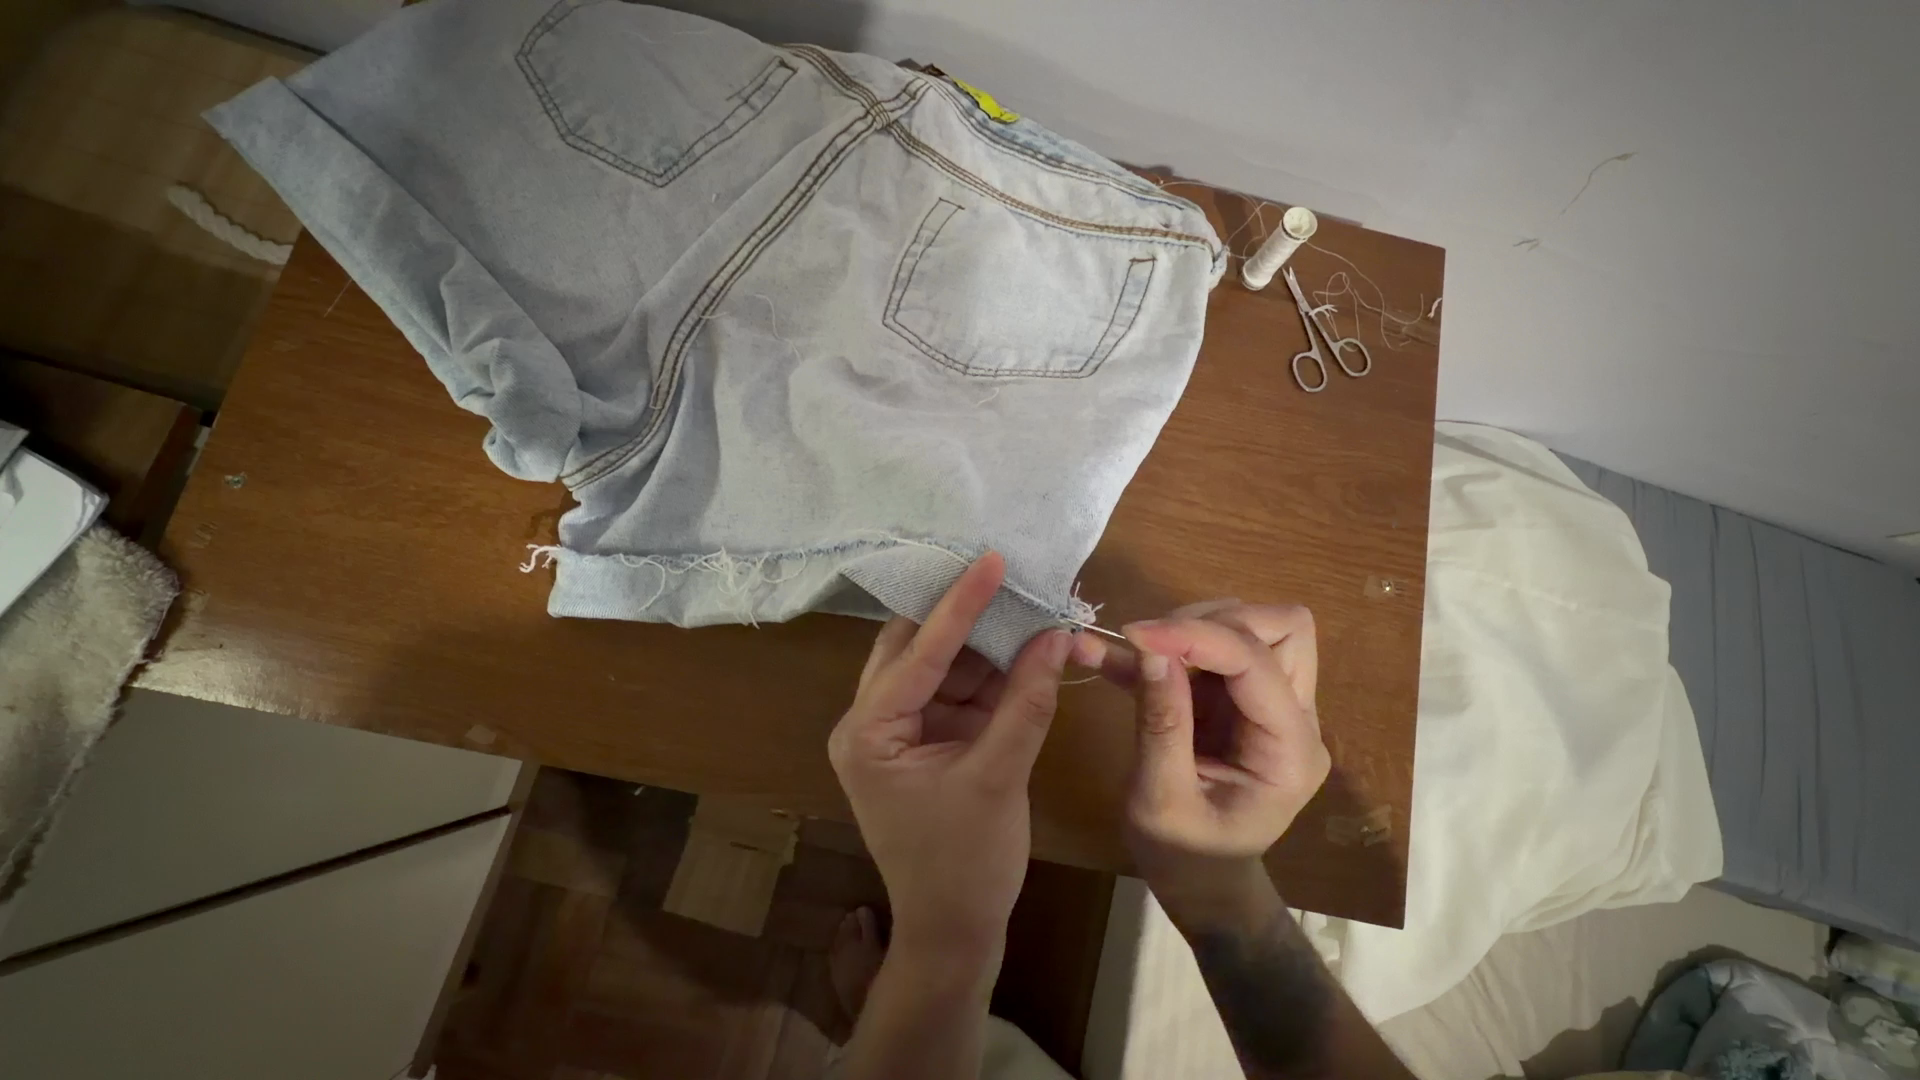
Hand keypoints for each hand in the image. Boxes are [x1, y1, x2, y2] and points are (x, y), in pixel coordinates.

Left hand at [827, 552, 1072, 955]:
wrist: (955, 934)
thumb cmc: (965, 865)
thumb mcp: (998, 778)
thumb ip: (1026, 703)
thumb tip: (1056, 636)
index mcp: (868, 732)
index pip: (917, 652)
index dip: (959, 604)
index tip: (990, 559)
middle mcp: (873, 721)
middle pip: (916, 648)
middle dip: (962, 613)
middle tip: (1004, 570)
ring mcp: (901, 730)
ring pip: (941, 665)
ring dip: (983, 640)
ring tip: (1024, 599)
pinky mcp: (929, 740)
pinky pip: (958, 691)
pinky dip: (992, 672)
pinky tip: (1024, 645)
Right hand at [1074, 601, 1328, 893]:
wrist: (1201, 883)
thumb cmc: (1183, 856)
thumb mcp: (1160, 799)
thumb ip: (1161, 723)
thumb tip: (1150, 649)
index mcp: (1288, 750)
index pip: (1255, 662)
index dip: (1197, 636)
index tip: (1136, 634)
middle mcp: (1293, 718)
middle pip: (1279, 629)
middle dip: (1213, 622)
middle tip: (1152, 644)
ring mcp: (1269, 706)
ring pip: (1250, 629)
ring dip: (1191, 628)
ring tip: (1136, 654)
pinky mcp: (1238, 702)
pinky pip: (1214, 652)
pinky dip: (1168, 646)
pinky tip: (1112, 653)